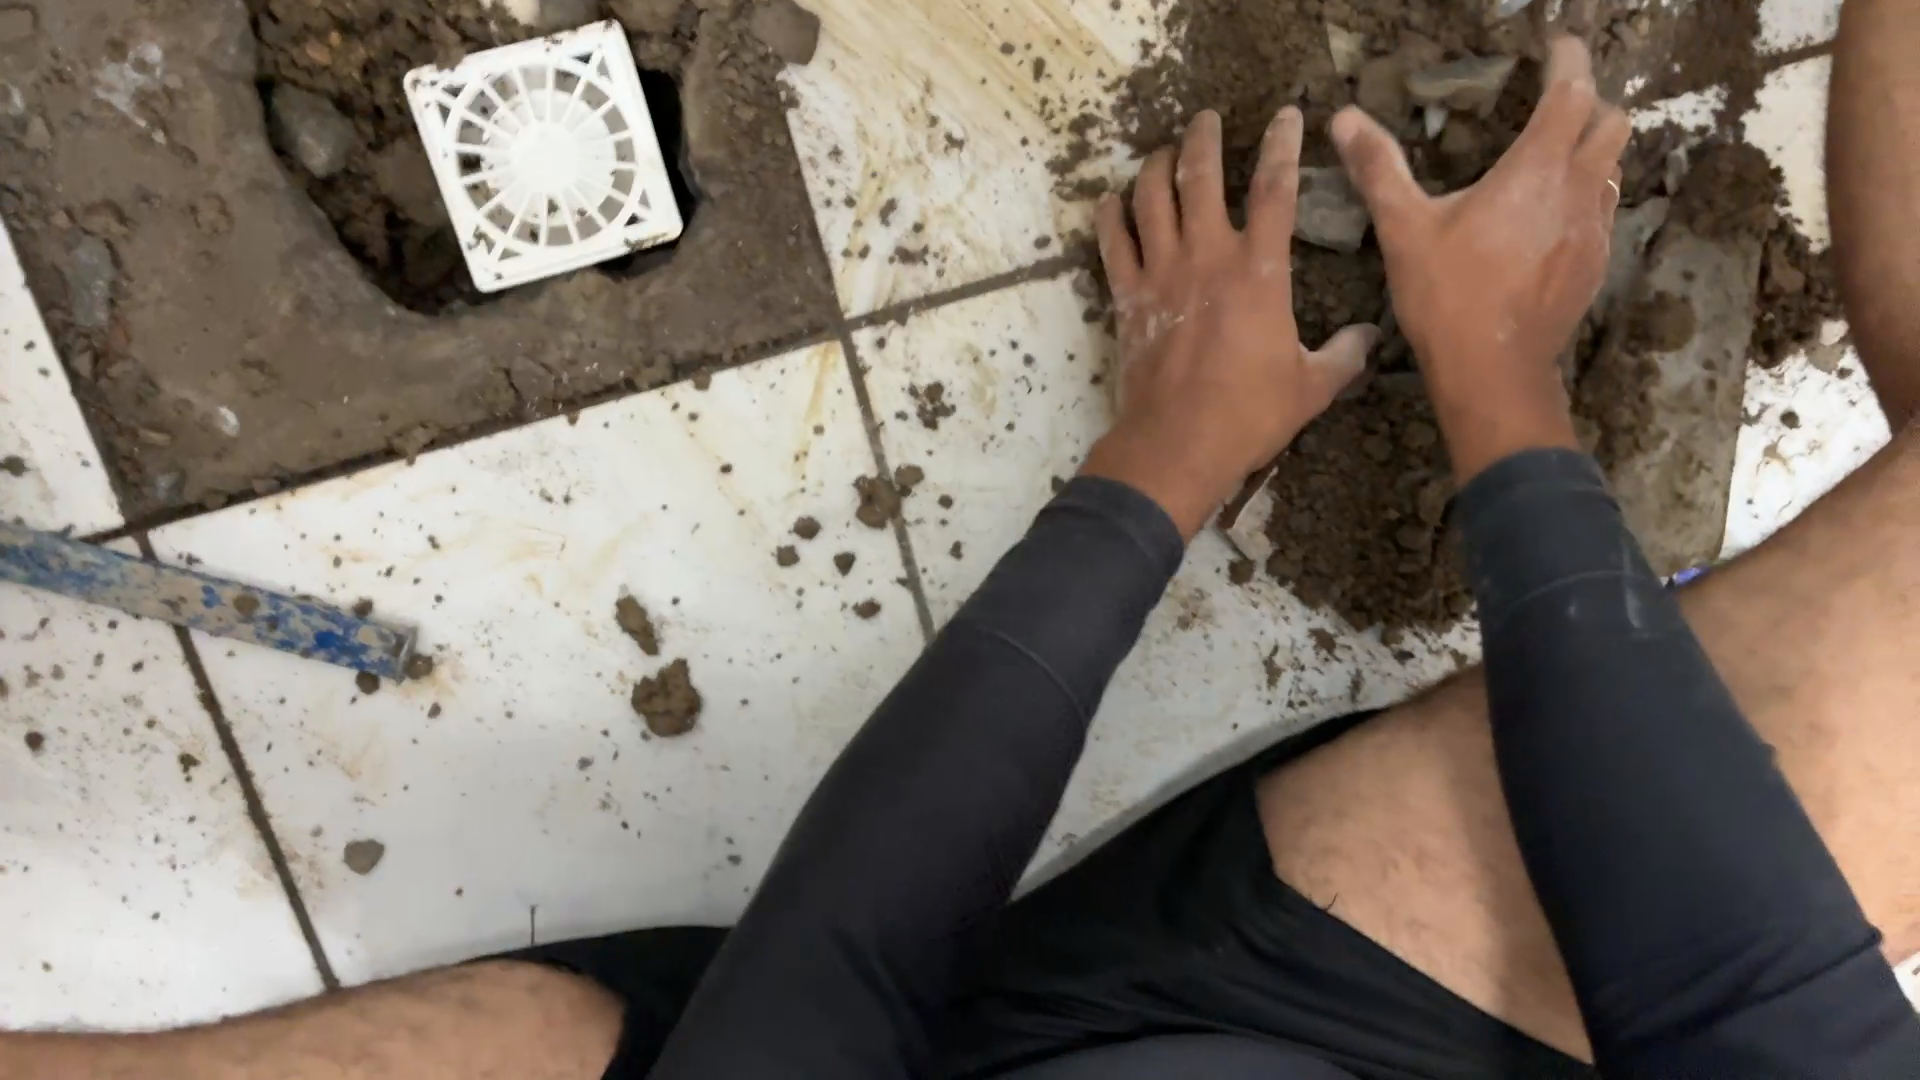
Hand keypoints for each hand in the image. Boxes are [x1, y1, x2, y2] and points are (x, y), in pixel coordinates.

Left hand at [1082, 107, 1378, 538]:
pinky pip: (1112, 245)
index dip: (1283, 144)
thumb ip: (1343, 355)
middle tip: (1204, 121)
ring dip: (1154, 167)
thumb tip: (1370, 338)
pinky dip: (1109, 217)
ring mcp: (1161, 275)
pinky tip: (1109, 201)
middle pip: (1200, 175)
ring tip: (1159, 154)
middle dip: (1203, 138)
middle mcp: (1207, 257)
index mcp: (1260, 270)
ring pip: (1150, 199)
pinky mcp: (1127, 300)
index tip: (1286, 117)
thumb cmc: (1248, 416)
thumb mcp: (1311, 387)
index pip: (1276, 186)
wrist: (1177, 443)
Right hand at [1331, 35, 1630, 482]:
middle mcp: (1576, 188)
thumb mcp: (1402, 229)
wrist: (1490, 366)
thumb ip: (1379, 170)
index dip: (1568, 60)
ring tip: (1549, 166)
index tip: (1556, 46)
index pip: (1572, 91)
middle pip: (1610, 122)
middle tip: (1554, 110)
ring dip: (1588, 155)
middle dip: (1587, 106)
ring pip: (1610, 168)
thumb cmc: (1445, 294)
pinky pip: (1599, 214)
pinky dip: (1580, 202)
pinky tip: (1545, 226)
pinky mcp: (1593, 264)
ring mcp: (1591, 228)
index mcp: (1534, 169)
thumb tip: (1344, 118)